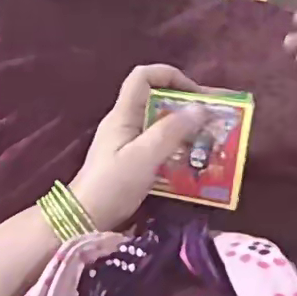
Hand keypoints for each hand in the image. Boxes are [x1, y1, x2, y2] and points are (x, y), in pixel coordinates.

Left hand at [69, 65, 209, 230]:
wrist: (84, 219)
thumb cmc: (112, 185)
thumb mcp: (145, 156)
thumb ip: (172, 131)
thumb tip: (200, 108)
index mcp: (123, 115)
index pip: (143, 77)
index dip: (170, 76)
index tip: (196, 95)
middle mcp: (124, 124)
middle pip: (156, 100)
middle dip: (185, 107)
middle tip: (212, 121)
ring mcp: (125, 144)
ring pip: (158, 125)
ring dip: (184, 130)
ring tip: (208, 142)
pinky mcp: (129, 162)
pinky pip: (156, 146)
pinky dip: (175, 149)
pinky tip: (191, 163)